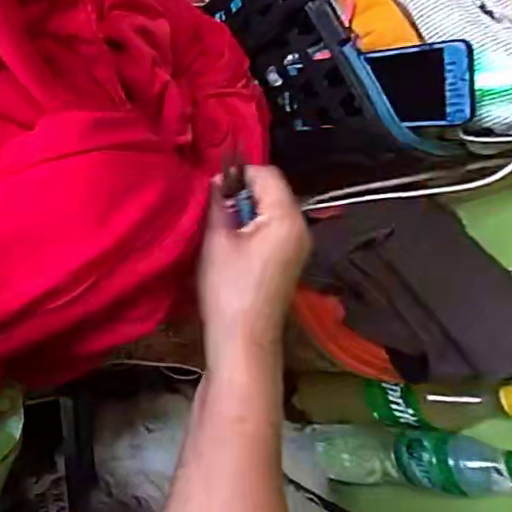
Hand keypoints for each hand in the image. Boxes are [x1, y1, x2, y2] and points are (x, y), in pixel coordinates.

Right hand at [197, 165, 309, 359]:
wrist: (243, 337)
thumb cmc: (228, 287)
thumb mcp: (216, 239)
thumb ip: (219, 203)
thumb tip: (218, 182)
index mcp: (286, 219)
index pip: (267, 174)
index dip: (238, 174)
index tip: (211, 189)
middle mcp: (300, 228)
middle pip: (272, 191)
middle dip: (240, 192)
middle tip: (210, 208)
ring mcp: (297, 245)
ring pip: (270, 209)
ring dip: (243, 210)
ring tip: (217, 226)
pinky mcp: (288, 259)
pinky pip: (271, 228)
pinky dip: (250, 226)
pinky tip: (230, 243)